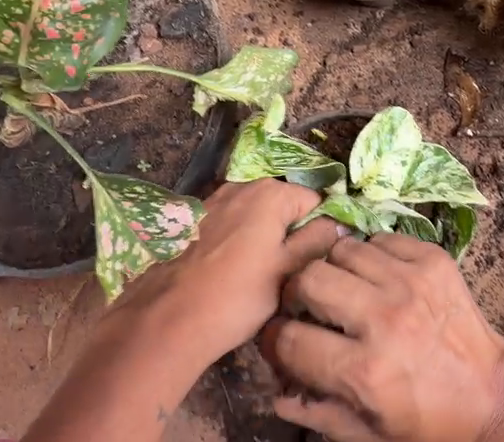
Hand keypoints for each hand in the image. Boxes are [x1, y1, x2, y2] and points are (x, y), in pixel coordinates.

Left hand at [116, 178, 340, 362]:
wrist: (165, 319)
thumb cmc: (235, 296)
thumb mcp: (287, 272)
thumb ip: (317, 241)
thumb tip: (338, 223)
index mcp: (271, 192)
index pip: (315, 202)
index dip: (319, 231)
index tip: (312, 262)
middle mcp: (243, 185)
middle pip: (283, 205)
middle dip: (289, 233)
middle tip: (285, 272)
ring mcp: (214, 200)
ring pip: (255, 215)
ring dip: (262, 237)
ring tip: (256, 276)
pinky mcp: (193, 219)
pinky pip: (229, 224)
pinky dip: (236, 241)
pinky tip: (228, 271)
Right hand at [262, 233, 503, 441]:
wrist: (490, 395)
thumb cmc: (427, 422)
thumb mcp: (370, 434)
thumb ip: (318, 412)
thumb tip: (276, 392)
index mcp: (365, 372)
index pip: (291, 339)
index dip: (276, 339)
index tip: (281, 339)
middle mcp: (385, 319)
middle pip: (311, 279)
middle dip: (300, 293)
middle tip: (309, 306)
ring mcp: (410, 282)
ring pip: (344, 249)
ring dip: (336, 269)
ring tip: (346, 288)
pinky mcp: (433, 259)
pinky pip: (381, 237)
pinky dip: (372, 254)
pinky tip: (379, 276)